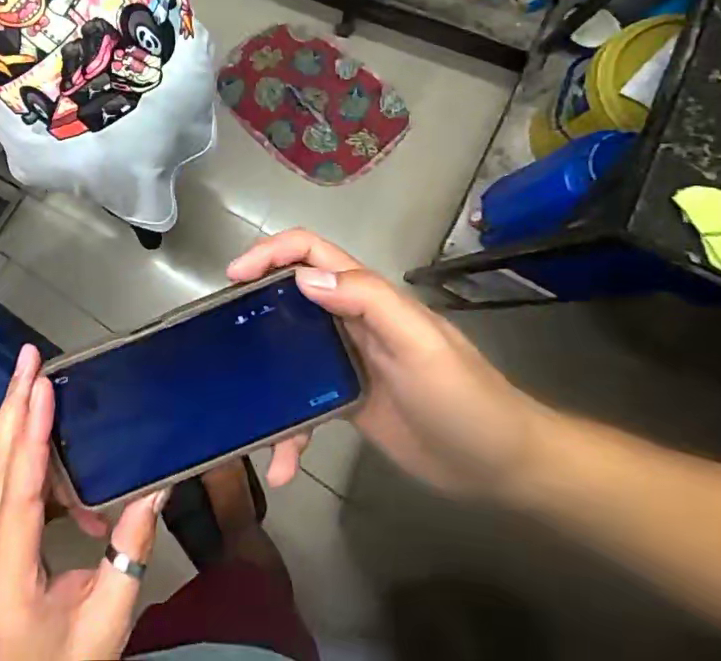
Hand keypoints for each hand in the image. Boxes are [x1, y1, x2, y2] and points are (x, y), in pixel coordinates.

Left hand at [0, 344, 164, 660]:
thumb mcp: (107, 621)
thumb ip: (130, 555)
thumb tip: (155, 488)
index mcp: (8, 574)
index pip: (19, 492)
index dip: (30, 435)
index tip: (40, 387)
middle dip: (13, 404)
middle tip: (28, 358)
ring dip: (12, 417)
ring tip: (30, 375)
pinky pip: (3, 482)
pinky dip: (21, 445)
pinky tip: (41, 429)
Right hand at [228, 230, 546, 497]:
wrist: (500, 466)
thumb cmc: (464, 397)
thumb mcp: (419, 343)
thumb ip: (368, 302)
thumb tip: (302, 279)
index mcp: (367, 297)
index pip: (311, 253)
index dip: (271, 253)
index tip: (234, 275)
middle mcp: (350, 320)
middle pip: (291, 295)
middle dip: (254, 303)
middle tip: (219, 327)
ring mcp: (345, 362)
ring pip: (289, 351)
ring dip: (263, 374)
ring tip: (235, 399)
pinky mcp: (344, 401)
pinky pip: (302, 405)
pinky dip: (289, 432)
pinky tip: (282, 465)